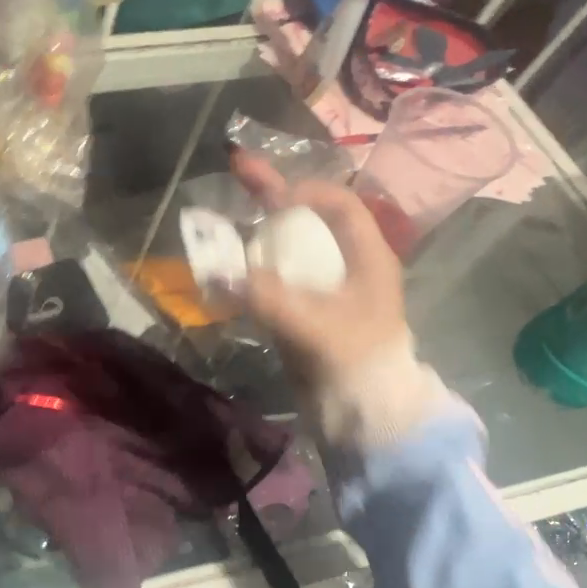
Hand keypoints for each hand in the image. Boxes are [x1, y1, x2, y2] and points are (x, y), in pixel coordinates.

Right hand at [230, 151, 410, 392]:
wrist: (368, 418)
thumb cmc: (356, 362)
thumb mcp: (312, 326)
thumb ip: (266, 297)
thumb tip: (218, 273)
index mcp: (368, 259)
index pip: (340, 205)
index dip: (305, 189)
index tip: (269, 190)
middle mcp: (349, 269)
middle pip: (310, 222)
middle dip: (273, 199)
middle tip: (238, 170)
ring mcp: (329, 294)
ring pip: (291, 251)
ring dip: (258, 237)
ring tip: (222, 225)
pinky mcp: (310, 317)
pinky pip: (280, 282)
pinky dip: (255, 273)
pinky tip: (229, 273)